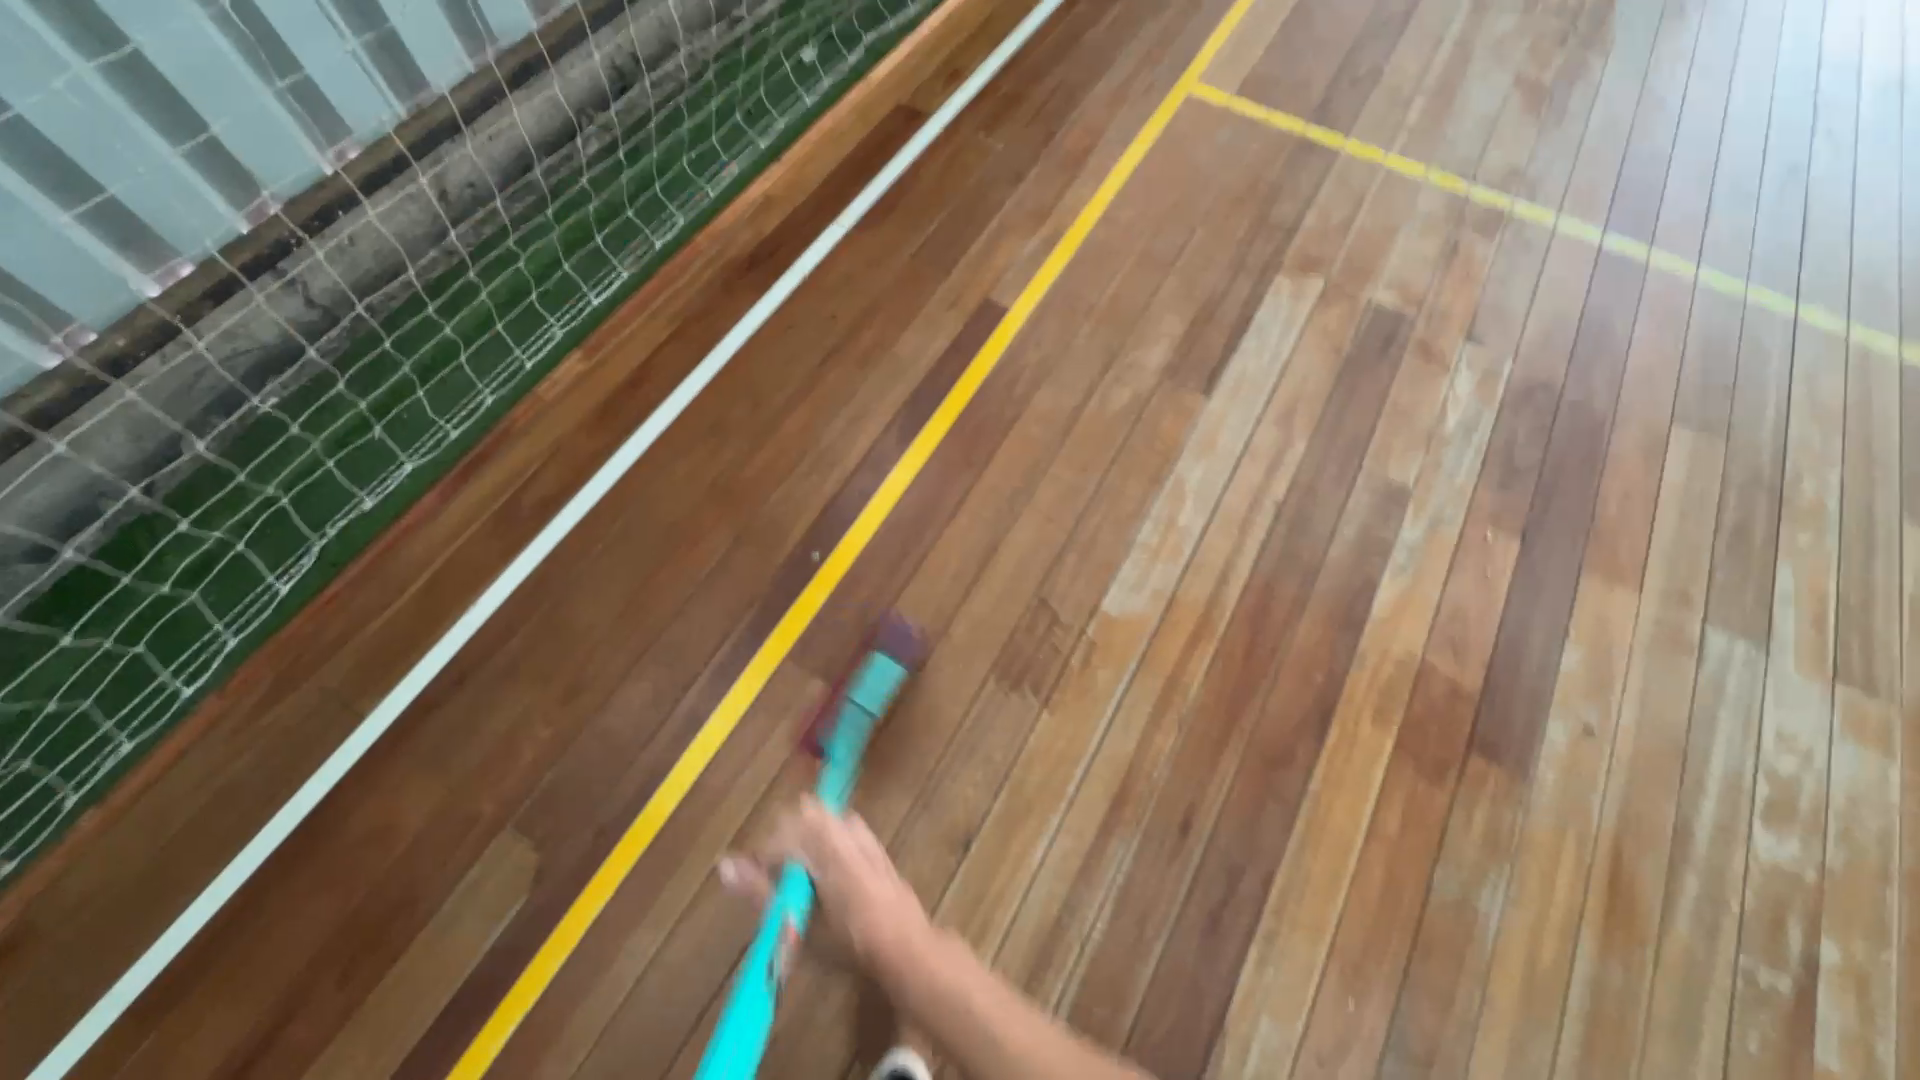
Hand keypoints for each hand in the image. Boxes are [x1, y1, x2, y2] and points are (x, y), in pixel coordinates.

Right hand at [717, 796, 931, 976]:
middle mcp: (842, 831)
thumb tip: (724, 865)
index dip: (762, 857)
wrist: (905, 946)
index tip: (756, 882)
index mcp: (821, 845)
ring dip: (806, 837)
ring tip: (802, 874)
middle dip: (784, 839)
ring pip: (824, 817)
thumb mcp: (798, 923)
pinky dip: (829, 841)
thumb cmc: (848, 942)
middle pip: (802, 814)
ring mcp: (863, 836)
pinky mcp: (876, 846)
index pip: (779, 833)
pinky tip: (829, 872)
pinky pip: (845, 827)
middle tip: (779, 877)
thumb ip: (760, 891)